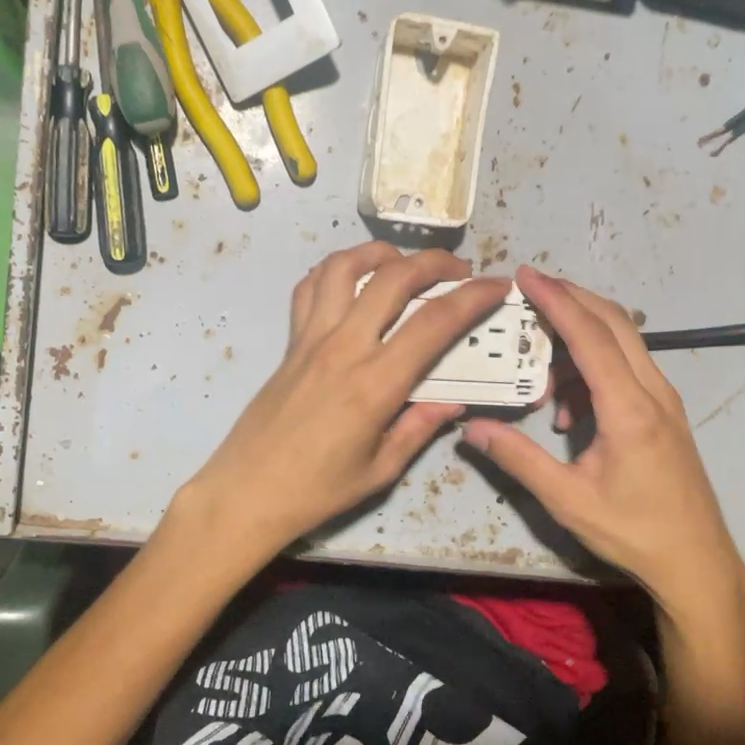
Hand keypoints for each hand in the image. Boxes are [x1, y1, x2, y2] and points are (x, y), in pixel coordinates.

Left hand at [169, 243, 509, 565]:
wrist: (247, 492)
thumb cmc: (317, 490)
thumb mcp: (380, 470)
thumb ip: (419, 428)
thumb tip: (455, 402)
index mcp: (375, 384)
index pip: (434, 323)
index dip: (473, 297)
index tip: (498, 286)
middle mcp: (344, 348)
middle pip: (393, 278)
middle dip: (435, 262)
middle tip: (460, 270)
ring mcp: (311, 339)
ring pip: (344, 268)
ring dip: (381, 253)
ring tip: (404, 263)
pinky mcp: (290, 342)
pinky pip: (309, 289)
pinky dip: (334, 271)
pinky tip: (353, 280)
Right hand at [462, 266, 744, 625]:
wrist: (697, 562)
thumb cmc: (633, 531)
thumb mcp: (567, 499)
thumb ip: (519, 459)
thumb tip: (472, 428)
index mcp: (630, 408)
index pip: (591, 336)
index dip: (557, 301)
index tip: (526, 275)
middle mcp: (653, 391)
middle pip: (613, 322)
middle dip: (570, 299)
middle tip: (528, 291)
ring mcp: (664, 399)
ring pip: (622, 343)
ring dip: (579, 338)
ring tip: (538, 369)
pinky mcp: (665, 412)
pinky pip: (626, 369)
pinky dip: (592, 369)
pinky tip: (567, 412)